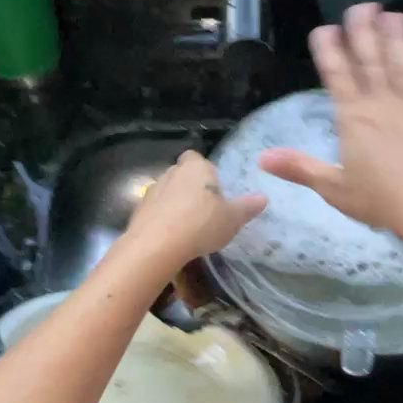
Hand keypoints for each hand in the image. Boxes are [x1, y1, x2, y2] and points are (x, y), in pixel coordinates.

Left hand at [124, 150, 267, 265]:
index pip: (196, 157)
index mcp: (196, 167)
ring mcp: (152, 191)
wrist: (157, 245)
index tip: (212, 187)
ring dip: (175, 202)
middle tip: (204, 208)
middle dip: (190, 186)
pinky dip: (162, 218)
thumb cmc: (201, 224)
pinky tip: (172, 236)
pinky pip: (155, 209)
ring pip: (167, 191)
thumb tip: (263, 197)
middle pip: (181, 173)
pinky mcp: (139, 210)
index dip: (203, 170)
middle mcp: (172, 172)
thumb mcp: (232, 219)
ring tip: (188, 225)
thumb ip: (247, 207)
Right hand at [259, 4, 402, 244]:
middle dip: (364, 31)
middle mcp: (383, 103)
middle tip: (362, 6)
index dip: (329, 50)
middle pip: (372, 60)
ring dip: (399, 39)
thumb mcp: (334, 188)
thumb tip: (262, 158)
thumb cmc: (380, 199)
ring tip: (396, 14)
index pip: (337, 75)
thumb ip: (299, 168)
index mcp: (354, 117)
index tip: (323, 28)